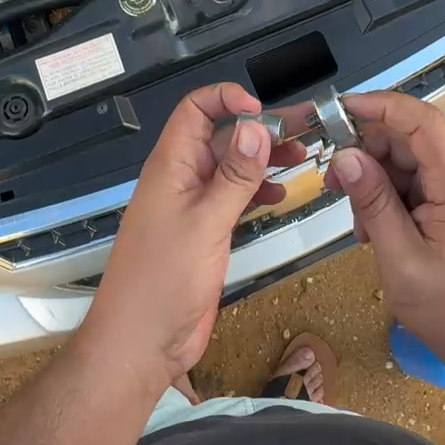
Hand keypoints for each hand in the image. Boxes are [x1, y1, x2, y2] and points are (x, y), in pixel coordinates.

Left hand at [79, 83, 306, 387]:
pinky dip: (256, 191)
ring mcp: (193, 205)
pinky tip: (278, 197)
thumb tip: (257, 126)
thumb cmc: (163, 280)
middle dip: (260, 129)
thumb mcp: (205, 222)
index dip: (226, 99)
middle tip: (305, 131)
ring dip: (264, 160)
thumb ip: (235, 175)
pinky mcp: (204, 231)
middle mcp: (182, 178)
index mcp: (172, 164)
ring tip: (302, 160)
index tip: (262, 109)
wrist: (139, 345)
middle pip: (222, 137)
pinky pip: (233, 197)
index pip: (195, 110)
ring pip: (231, 167)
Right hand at [326, 91, 444, 365]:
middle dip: (367, 153)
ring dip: (373, 183)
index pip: (424, 122)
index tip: (342, 108)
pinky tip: (372, 231)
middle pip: (408, 140)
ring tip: (359, 226)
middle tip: (333, 182)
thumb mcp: (399, 256)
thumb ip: (372, 202)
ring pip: (404, 162)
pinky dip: (385, 198)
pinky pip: (410, 183)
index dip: (383, 105)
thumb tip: (345, 156)